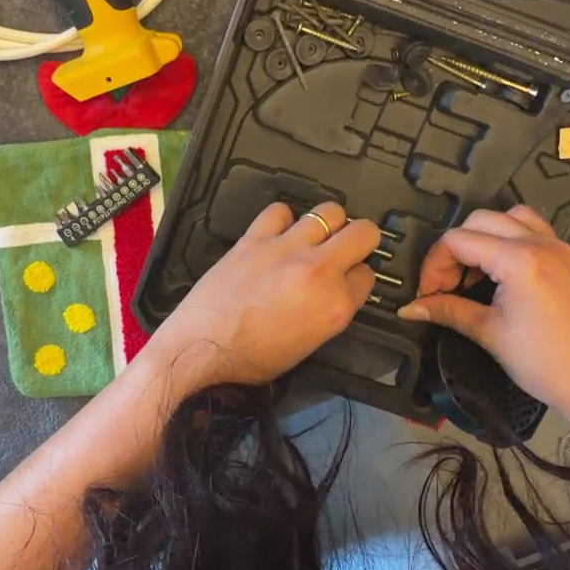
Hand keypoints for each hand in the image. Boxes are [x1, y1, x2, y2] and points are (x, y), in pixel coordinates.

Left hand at [146, 201, 379, 387]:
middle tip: (345, 248)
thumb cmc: (253, 358)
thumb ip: (329, 312)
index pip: (368, 275)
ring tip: (314, 237)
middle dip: (361, 240)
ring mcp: (287, 248)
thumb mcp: (307, 345)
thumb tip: (334, 292)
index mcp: (336, 305)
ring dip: (328, 223)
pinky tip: (277, 234)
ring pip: (329, 211)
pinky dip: (283, 220)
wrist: (201, 346)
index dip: (358, 277)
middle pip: (364, 233)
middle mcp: (319, 270)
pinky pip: (281, 211)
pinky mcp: (255, 237)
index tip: (346, 280)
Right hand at [398, 206, 569, 419]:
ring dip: (482, 238)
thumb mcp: (490, 334)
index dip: (434, 265)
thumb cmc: (547, 363)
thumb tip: (409, 309)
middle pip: (479, 221)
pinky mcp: (568, 260)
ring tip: (473, 274)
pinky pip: (532, 230)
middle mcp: (539, 243)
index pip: (458, 240)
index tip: (427, 296)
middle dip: (454, 250)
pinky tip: (500, 272)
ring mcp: (558, 248)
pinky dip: (508, 239)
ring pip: (508, 218)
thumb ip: (448, 311)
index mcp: (518, 259)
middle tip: (445, 287)